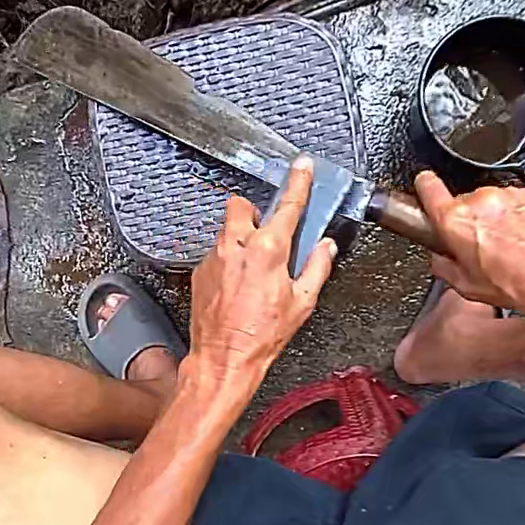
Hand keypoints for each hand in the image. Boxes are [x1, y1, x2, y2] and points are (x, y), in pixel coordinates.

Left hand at [187, 158, 336, 384]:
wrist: (224, 358)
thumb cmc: (262, 335)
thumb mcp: (302, 302)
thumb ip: (316, 268)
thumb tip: (325, 249)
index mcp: (268, 249)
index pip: (288, 205)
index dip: (298, 182)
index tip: (302, 166)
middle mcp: (237, 246)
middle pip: (242, 206)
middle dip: (255, 213)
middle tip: (267, 235)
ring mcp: (214, 257)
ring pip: (226, 230)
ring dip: (240, 238)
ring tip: (253, 267)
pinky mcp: (200, 270)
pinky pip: (215, 252)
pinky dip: (227, 260)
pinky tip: (236, 284)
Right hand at [415, 170, 524, 316]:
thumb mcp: (469, 288)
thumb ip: (445, 267)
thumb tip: (442, 260)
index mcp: (456, 220)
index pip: (429, 189)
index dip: (425, 187)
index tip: (425, 185)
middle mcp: (483, 201)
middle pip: (466, 204)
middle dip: (471, 223)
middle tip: (483, 250)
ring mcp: (513, 195)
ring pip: (496, 204)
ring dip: (500, 222)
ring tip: (515, 251)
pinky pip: (523, 205)